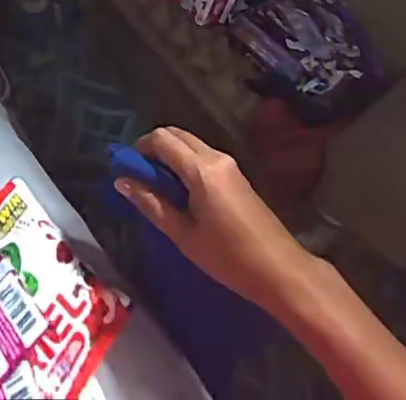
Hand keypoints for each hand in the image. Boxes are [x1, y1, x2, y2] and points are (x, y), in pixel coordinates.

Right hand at [115, 126, 310, 310]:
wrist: (283, 272)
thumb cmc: (229, 257)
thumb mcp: (183, 235)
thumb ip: (151, 204)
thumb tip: (122, 181)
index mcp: (201, 169)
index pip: (161, 139)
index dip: (140, 148)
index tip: (129, 169)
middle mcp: (215, 157)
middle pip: (176, 134)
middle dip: (154, 147)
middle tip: (142, 176)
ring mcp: (229, 164)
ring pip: (189, 143)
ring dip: (170, 154)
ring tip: (160, 186)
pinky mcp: (236, 174)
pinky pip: (202, 154)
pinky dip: (185, 161)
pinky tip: (183, 190)